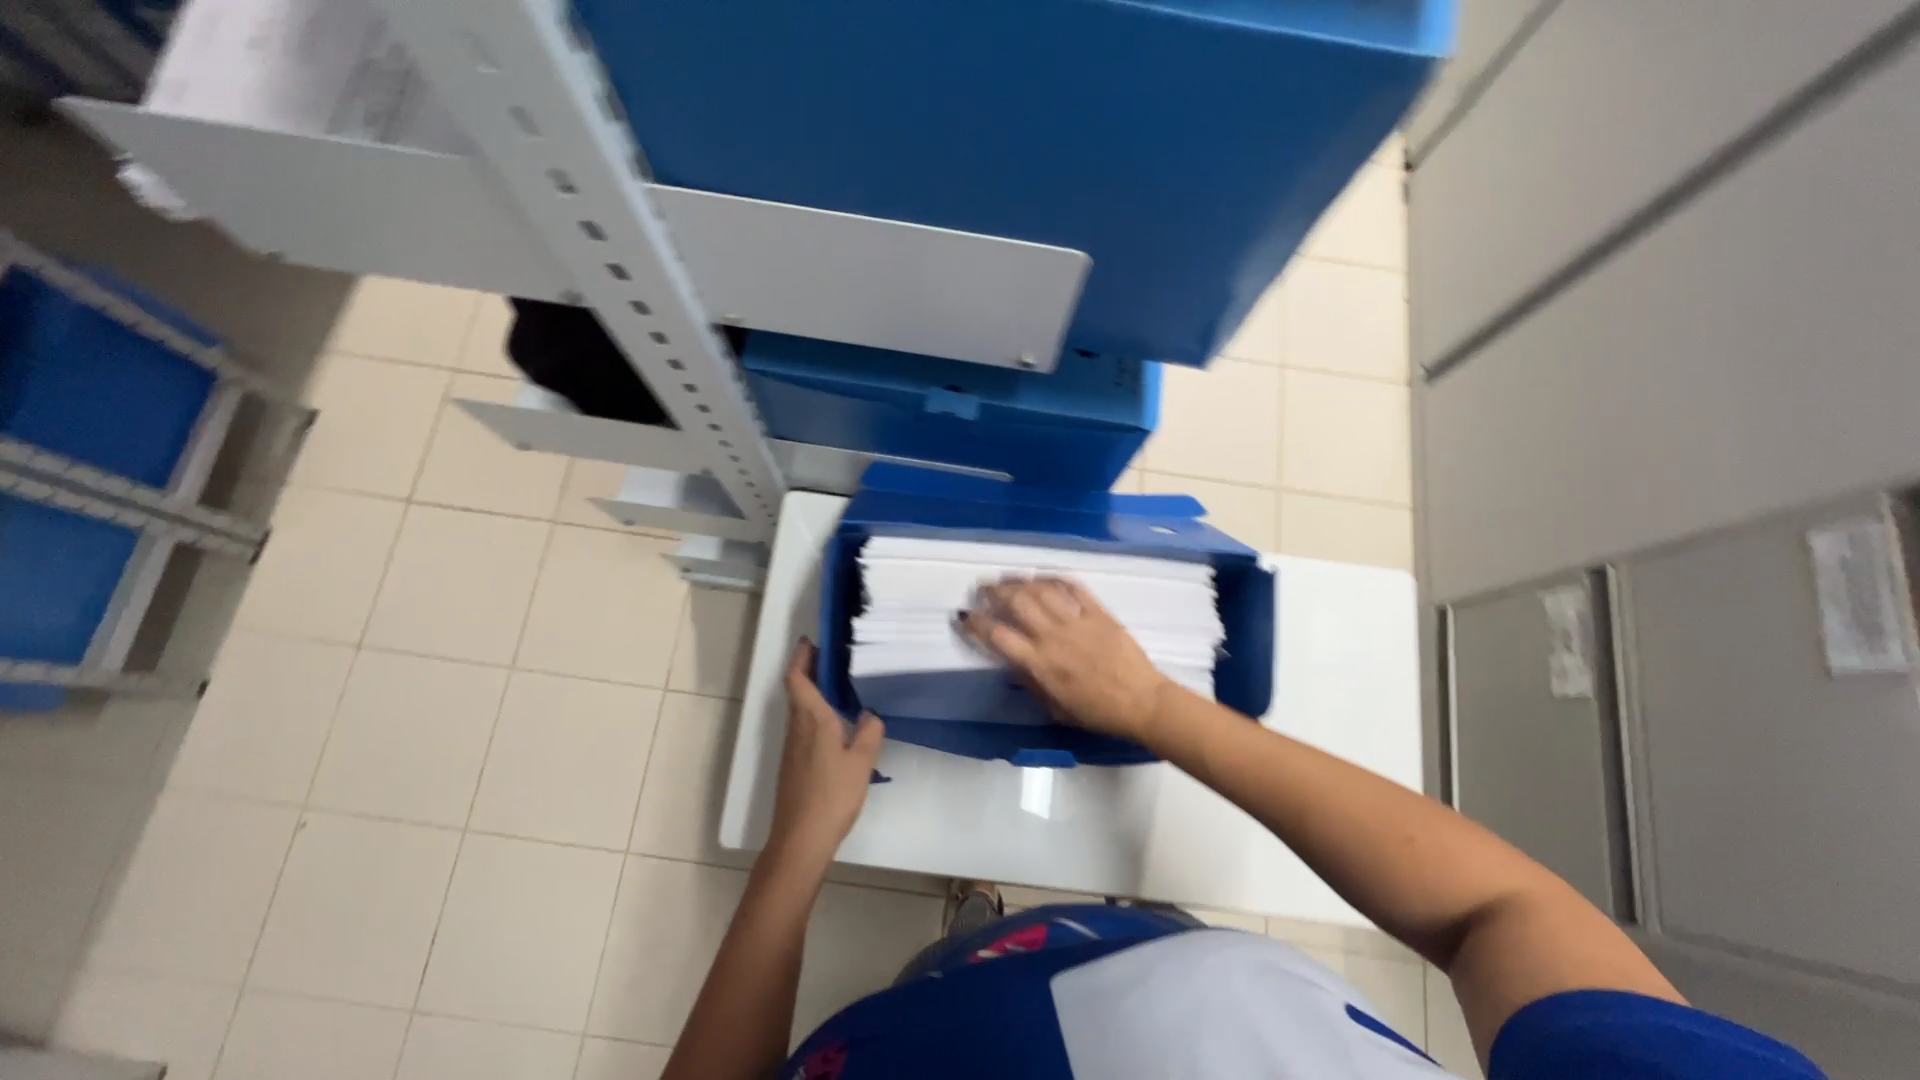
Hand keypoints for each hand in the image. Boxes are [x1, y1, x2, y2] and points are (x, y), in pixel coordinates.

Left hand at [766, 639, 885, 868]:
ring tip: (839, 684)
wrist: (801, 839)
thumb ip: (868, 732)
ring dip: (813, 692)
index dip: (801, 657)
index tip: (812, 641)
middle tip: (833, 657)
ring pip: (799, 710)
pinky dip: (816, 714)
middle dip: (809, 670)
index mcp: (811, 720)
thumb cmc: (832, 795)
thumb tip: (869, 712)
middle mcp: (797, 728)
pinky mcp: (794, 765)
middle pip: (796, 691)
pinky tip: (836, 723)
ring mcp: (793, 748)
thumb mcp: (861, 761)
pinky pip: (803, 727)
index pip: (797, 679)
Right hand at [961, 576, 1172, 742]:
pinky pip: (1073, 587)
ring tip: (1007, 578)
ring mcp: (1077, 621)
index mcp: (1040, 664)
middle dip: (994, 591)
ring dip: (1019, 580)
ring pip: (1041, 590)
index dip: (976, 623)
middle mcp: (1054, 637)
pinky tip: (1042, 576)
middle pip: (1016, 603)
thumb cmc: (1096, 712)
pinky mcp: (1099, 612)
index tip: (964, 615)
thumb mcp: (1055, 707)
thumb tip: (1012, 664)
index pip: (999, 636)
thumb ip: (1031, 683)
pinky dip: (1054, 578)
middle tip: (983, 587)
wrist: (1141, 702)